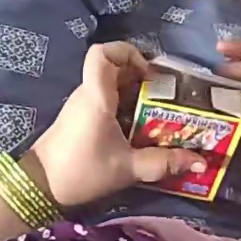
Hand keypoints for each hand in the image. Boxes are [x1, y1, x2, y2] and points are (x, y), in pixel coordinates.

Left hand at [28, 42, 205, 207]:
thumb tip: (200, 163)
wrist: (40, 187)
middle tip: (165, 96)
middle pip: (113, 67)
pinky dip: (123, 107)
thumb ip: (163, 163)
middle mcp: (87, 93)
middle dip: (141, 76)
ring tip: (159, 113)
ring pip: (110, 85)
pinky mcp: (80, 119)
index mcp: (96, 95)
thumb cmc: (81, 170)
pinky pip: (105, 101)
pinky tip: (140, 128)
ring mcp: (81, 106)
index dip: (128, 53)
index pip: (103, 52)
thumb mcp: (127, 168)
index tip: (149, 74)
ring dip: (134, 94)